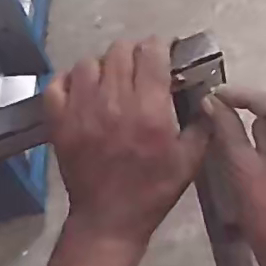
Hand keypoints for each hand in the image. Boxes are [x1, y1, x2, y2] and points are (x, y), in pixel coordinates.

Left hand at [45, 39, 208, 249]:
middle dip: (135, 52)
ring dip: (104, 65)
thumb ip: (202, 124)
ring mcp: (82, 110)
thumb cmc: (153, 190)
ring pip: (89, 62)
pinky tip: (83, 89)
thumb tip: (207, 95)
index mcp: (150, 110)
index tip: (165, 51)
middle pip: (120, 50)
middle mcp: (114, 103)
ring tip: (112, 78)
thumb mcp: (190, 160)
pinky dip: (70, 80)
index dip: (161, 46)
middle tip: (141, 65)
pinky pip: (57, 83)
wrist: (109, 219)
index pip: (152, 53)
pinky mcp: (59, 121)